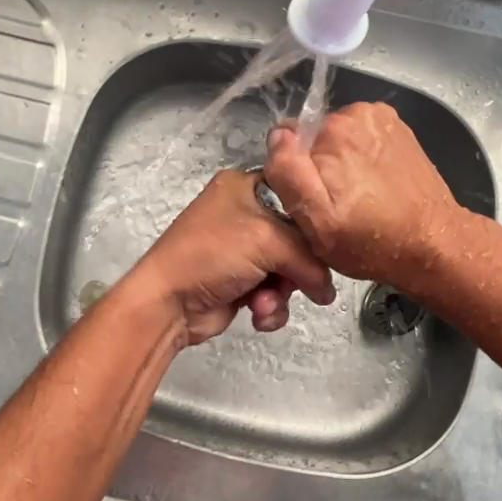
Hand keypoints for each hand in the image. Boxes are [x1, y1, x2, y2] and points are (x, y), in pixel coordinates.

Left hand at [125, 169, 335, 346]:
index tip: (332, 242)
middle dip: (298, 267)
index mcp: (245, 186)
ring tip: (264, 302)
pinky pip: (274, 293)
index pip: (296, 194)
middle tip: (299, 281)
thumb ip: (309, 258)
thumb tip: (327, 289)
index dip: (314, 220)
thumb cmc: (213, 255)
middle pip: (297, 238)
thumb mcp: (268, 241)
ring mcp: (242, 250)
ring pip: (288, 270)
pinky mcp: (242, 282)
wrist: (169, 302)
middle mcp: (245, 213)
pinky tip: (258, 314)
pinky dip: (270, 307)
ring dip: (281, 292)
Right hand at [262, 102, 462, 284]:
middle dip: (319, 167)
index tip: (313, 200)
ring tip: (359, 198)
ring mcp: (381, 118)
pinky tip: (374, 187)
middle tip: (337, 204)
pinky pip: (362, 139)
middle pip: (314, 138)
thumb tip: (278, 135)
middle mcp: (356, 113)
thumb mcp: (316, 221)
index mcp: (331, 130)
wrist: (433, 244)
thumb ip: (288, 173)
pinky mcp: (398, 129)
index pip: (287, 142)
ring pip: (338, 139)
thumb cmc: (370, 241)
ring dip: (342, 164)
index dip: (294, 173)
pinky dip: (363, 159)